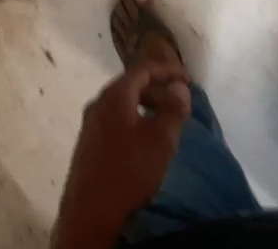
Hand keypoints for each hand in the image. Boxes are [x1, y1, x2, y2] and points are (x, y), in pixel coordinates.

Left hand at [51, 61, 190, 248]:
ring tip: (167, 123)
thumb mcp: (160, 141)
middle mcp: (99, 101)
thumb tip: (180, 87)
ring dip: (146, 106)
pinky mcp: (89, 139)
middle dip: (158, 90)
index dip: (167, 70)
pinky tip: (145, 139)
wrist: (90, 208)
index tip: (188, 79)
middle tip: (180, 104)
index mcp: (115, 95)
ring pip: (123, 102)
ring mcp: (91, 120)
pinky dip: (134, 118)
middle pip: (131, 84)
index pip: (142, 69)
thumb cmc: (129, 169)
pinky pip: (115, 118)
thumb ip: (173, 111)